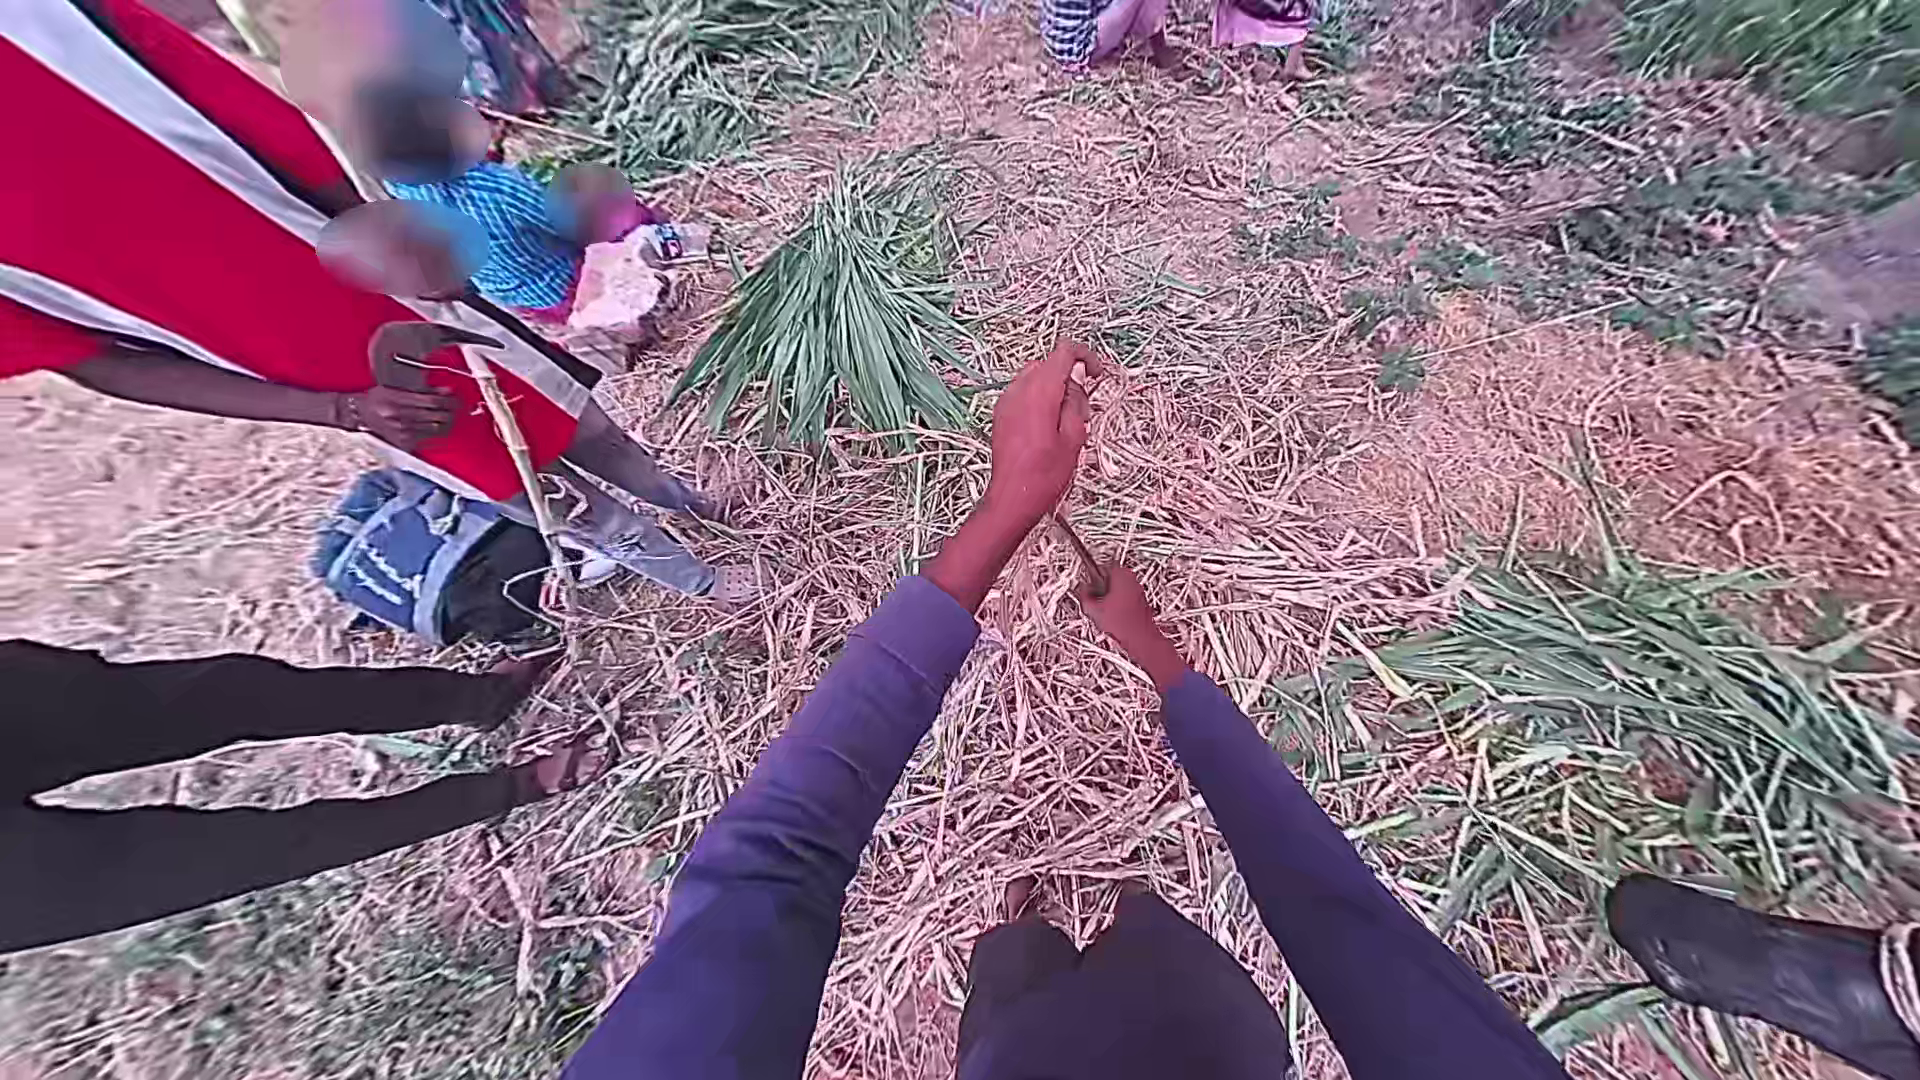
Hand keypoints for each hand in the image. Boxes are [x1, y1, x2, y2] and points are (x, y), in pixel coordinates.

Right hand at [340, 385, 455, 449]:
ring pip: (438, 428)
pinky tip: (437, 425)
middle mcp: (398, 416)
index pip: (432, 401)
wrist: (357, 414)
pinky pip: (430, 437)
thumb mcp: (395, 388)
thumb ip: (422, 390)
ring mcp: (402, 430)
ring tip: (448, 416)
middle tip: (456, 408)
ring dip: (447, 422)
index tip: (455, 399)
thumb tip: (447, 390)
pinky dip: (437, 431)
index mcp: (395, 400)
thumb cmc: (377, 399)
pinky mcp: (404, 441)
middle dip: (451, 411)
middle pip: (438, 416)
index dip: (448, 400)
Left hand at [981, 338, 1103, 529]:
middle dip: (1069, 379)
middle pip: (1049, 365)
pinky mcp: (1000, 416)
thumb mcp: (1074, 437)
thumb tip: (1076, 383)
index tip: (1096, 374)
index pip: (1064, 353)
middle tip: (1082, 408)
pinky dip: (1039, 401)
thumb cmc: (1042, 475)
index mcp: (1039, 392)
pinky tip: (1048, 428)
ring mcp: (1006, 403)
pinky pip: (1023, 396)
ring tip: (1066, 423)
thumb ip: (1076, 402)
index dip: (1085, 358)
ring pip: (1035, 380)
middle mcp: (1018, 391)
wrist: (1012, 498)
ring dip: (1054, 390)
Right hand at [1077, 563, 1188, 694]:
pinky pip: (1123, 598)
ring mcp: (1138, 591)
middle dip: (1099, 588)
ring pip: (1116, 589)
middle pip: (1109, 578)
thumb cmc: (1123, 624)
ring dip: (1107, 598)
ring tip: (1102, 612)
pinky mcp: (1140, 602)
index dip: (1090, 577)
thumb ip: (1085, 595)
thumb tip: (1082, 590)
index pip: (1101, 567)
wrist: (1142, 641)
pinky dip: (1116, 605)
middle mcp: (1132, 579)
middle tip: (1092, 600)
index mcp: (1122, 574)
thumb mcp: (1094, 609)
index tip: (1086, 586)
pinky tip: (1111, 618)